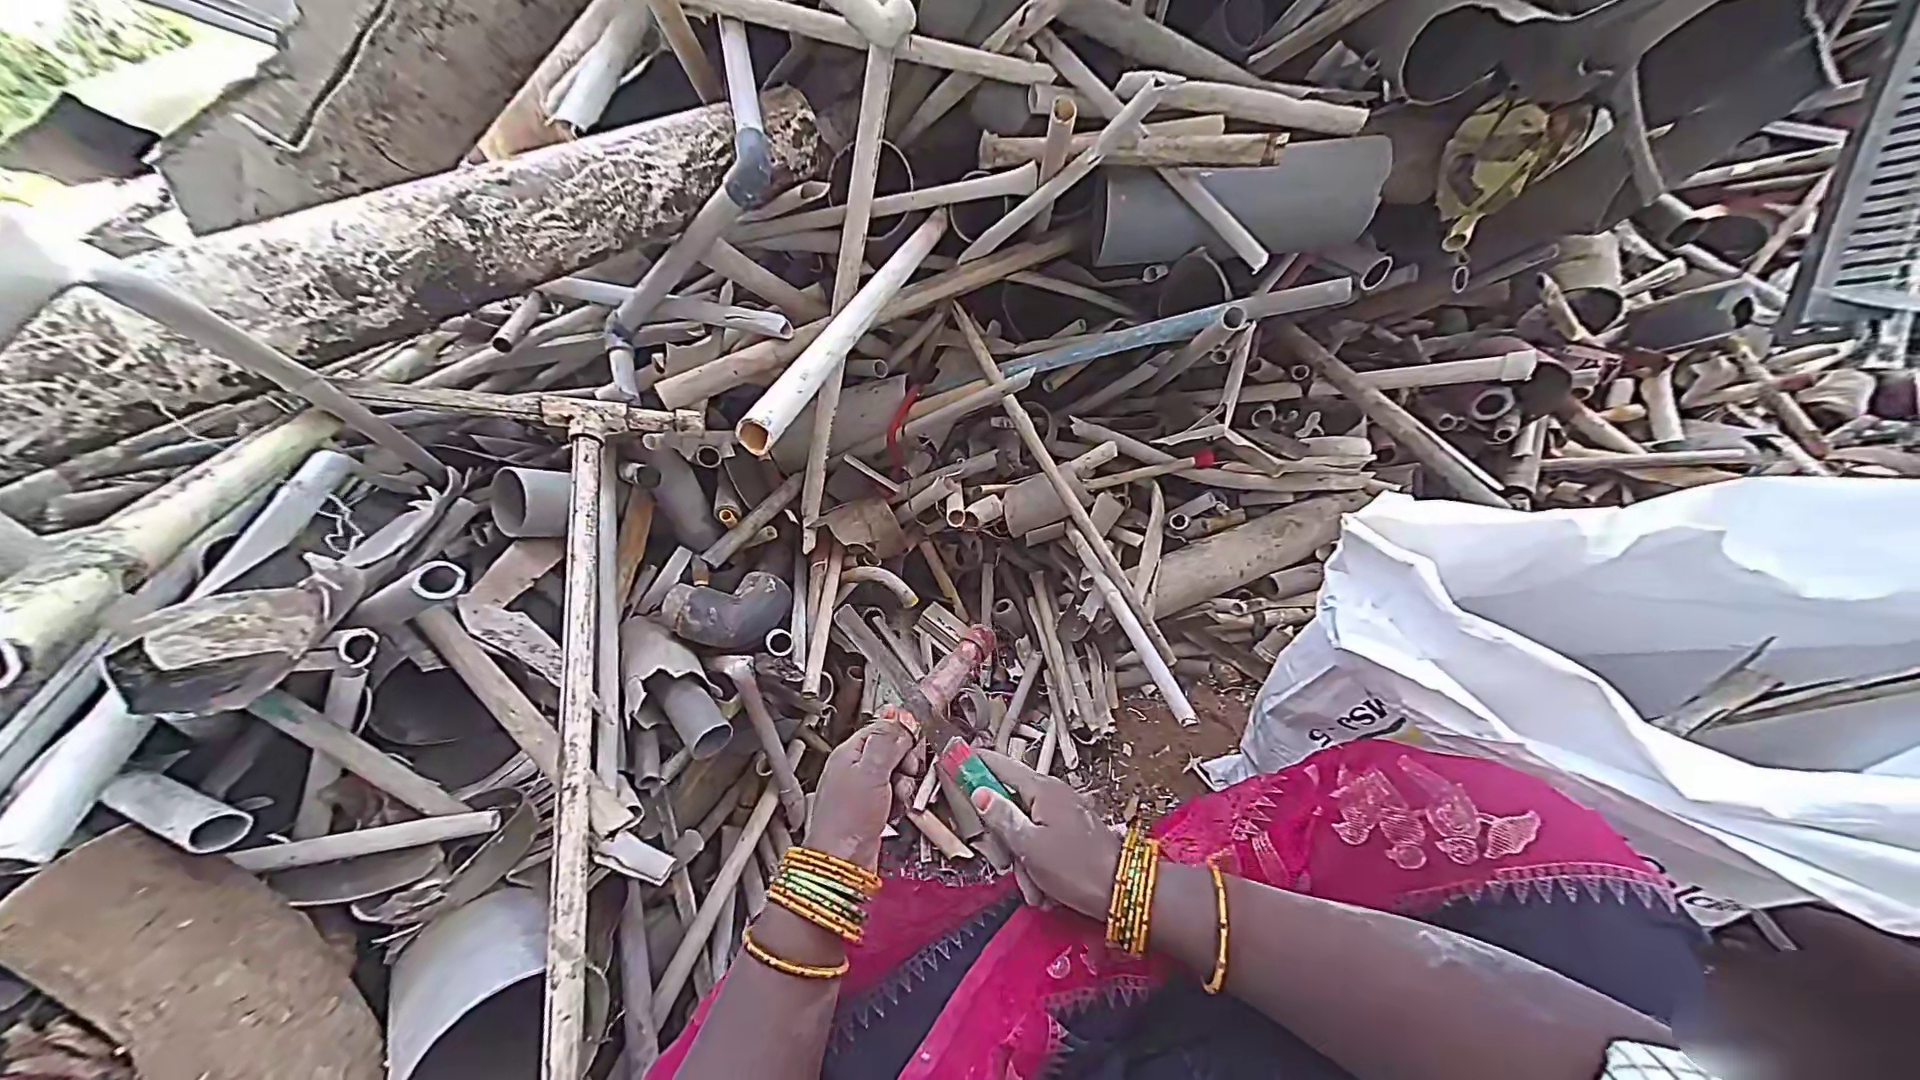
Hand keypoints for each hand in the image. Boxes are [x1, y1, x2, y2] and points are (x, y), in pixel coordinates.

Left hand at [803, 709, 923, 869]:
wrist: (842, 863)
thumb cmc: (847, 820)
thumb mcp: (871, 771)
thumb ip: (887, 742)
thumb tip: (899, 718)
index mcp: (850, 751)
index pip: (882, 726)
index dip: (902, 733)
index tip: (913, 744)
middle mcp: (855, 768)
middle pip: (893, 749)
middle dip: (906, 760)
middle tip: (905, 772)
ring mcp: (863, 789)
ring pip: (897, 773)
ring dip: (905, 783)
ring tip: (899, 795)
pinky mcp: (872, 808)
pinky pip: (896, 794)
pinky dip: (902, 801)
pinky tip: (897, 809)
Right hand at [969, 749, 1120, 920]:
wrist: (1123, 892)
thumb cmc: (1074, 867)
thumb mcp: (1030, 846)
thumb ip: (1002, 817)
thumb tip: (978, 791)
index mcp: (1041, 789)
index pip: (1001, 765)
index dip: (977, 763)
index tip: (954, 759)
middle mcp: (1052, 794)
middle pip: (1010, 805)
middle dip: (1005, 840)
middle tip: (1006, 865)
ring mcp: (1063, 812)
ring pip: (1025, 830)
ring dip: (1024, 862)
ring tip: (1035, 889)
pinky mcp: (1071, 831)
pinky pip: (1042, 842)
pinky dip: (1039, 865)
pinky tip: (1046, 890)